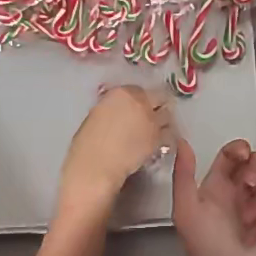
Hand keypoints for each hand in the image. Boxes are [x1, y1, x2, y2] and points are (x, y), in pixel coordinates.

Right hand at [58, 85, 169, 213]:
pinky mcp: (159, 139)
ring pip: (167, 115)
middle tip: (152, 116)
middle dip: (156, 105)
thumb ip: (112, 109)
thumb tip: (119, 112)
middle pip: (158, 98)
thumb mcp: (96, 117)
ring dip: (163, 120)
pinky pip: (168, 134)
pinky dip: (165, 136)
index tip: (138, 107)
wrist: (96, 165)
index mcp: (121, 94)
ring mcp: (152, 120)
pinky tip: (158, 143)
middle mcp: (140, 102)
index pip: (138, 90)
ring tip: (158, 130)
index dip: (139, 99)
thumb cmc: (88, 144)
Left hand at [172, 137, 255, 255]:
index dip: (241, 150)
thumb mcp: (186, 208)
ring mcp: (251, 208)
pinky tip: (254, 235)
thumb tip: (181, 143)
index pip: (232, 154)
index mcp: (215, 185)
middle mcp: (234, 193)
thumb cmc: (201, 246)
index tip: (243, 157)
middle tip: (248, 188)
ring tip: (247, 221)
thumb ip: (184, 174)